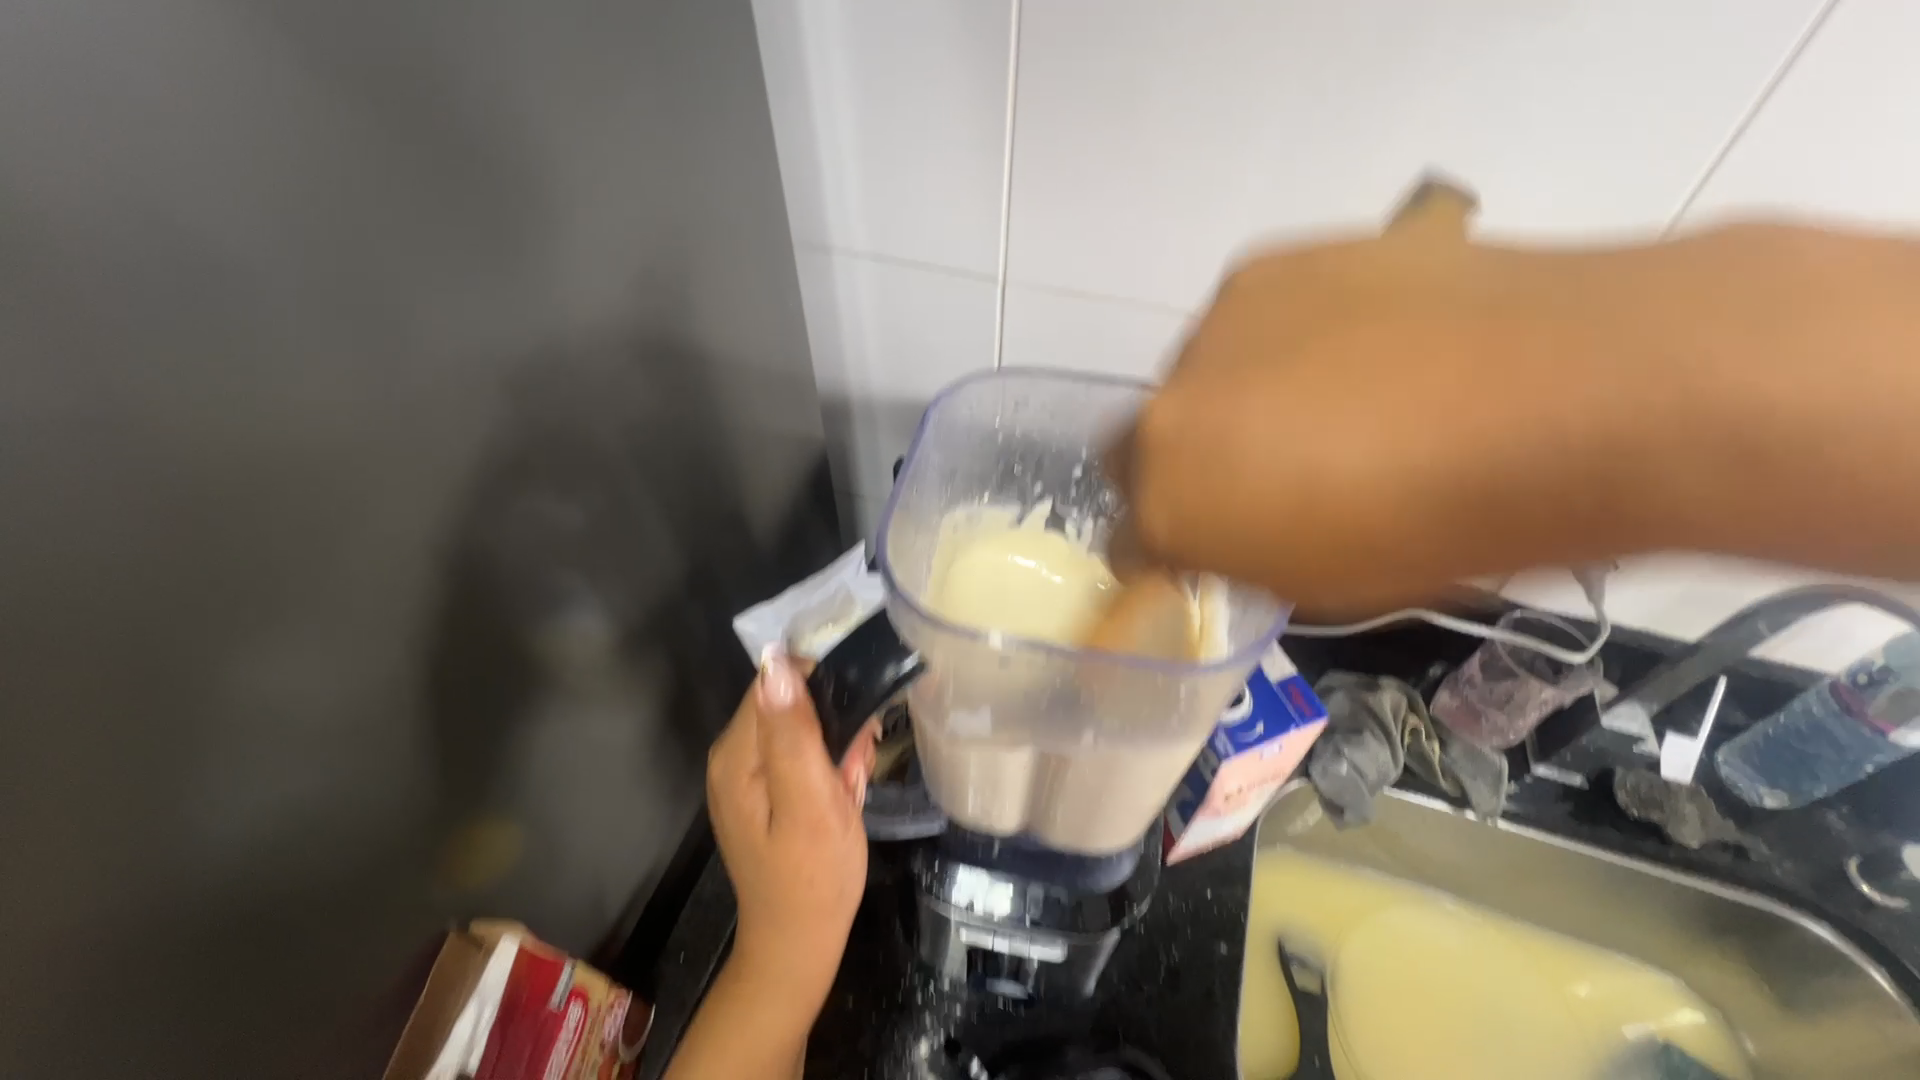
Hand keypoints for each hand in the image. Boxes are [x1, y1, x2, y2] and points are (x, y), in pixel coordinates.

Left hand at [706, 646, 878, 1005]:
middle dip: (833, 726)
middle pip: (788, 704)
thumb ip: (794, 732)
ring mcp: (746, 776)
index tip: (853, 730)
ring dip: (837, 750)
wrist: (801, 942)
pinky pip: (802, 757)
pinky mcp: (764, 792)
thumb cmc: (813, 876)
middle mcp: (732, 757)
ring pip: (802, 729)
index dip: (821, 695)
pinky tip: (841, 797)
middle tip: (854, 770)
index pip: (776, 683)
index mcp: (736, 754)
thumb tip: (777, 660)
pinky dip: (829, 770)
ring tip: (849, 789)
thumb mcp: (811, 801)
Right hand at [1109, 224, 1660, 615]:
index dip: (1168, 548)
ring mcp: (1218, 325)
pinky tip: (1368, 345)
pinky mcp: (1272, 262)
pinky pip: (1252, 319)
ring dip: (1238, 396)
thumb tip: (1238, 526)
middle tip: (1276, 474)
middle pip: (1146, 445)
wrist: (1576, 391)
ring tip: (1340, 398)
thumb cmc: (1449, 528)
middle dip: (1191, 466)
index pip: (1126, 537)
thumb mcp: (1326, 584)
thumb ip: (1248, 554)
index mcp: (1174, 500)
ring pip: (1200, 375)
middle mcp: (1170, 406)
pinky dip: (1283, 341)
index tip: (1214, 550)